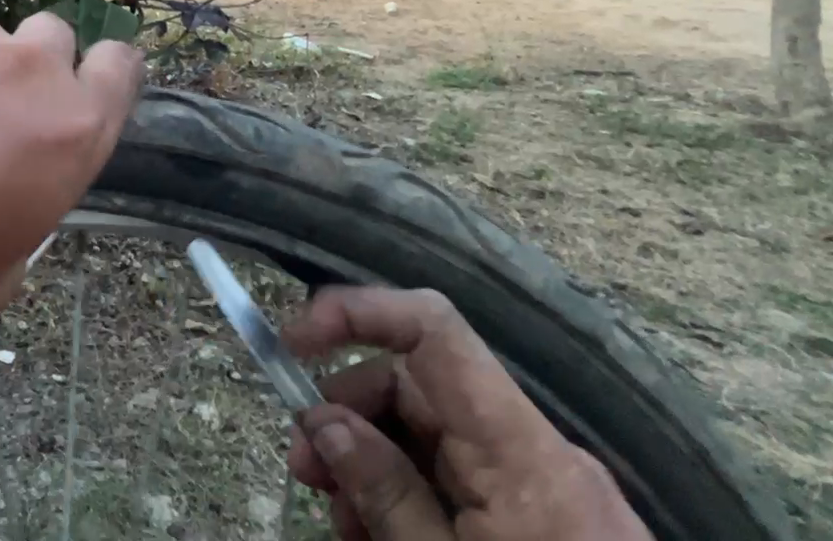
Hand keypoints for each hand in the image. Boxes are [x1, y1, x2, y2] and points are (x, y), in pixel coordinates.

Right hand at [281, 287, 653, 540]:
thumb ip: (385, 494)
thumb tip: (325, 422)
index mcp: (520, 449)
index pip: (434, 330)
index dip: (357, 313)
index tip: (293, 343)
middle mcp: (532, 447)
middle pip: (417, 384)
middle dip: (346, 413)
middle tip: (302, 467)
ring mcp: (538, 481)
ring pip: (426, 431)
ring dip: (368, 460)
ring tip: (339, 519)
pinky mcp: (538, 513)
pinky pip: (454, 474)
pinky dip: (404, 491)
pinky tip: (376, 533)